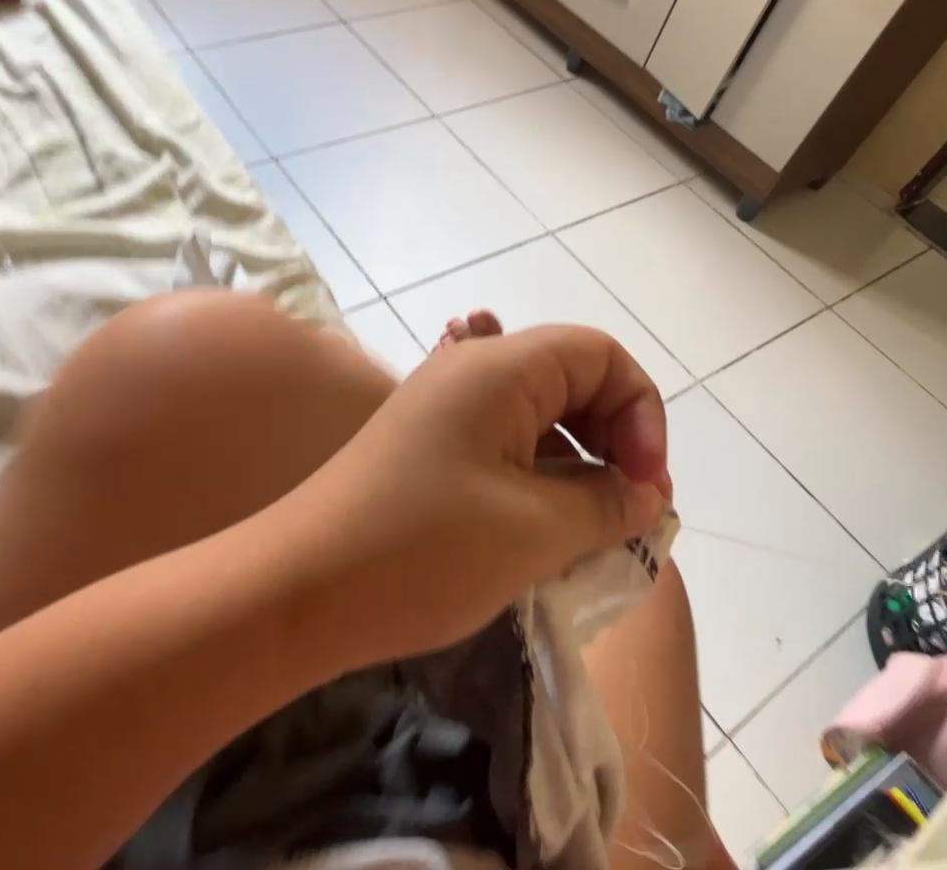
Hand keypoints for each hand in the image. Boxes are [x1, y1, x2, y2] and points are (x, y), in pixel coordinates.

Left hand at [265, 325, 671, 670]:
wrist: (299, 590)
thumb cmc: (422, 550)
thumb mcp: (534, 531)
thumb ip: (606, 504)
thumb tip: (644, 494)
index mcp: (499, 369)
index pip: (600, 355)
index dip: (641, 413)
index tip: (647, 487)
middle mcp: (470, 375)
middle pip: (571, 382)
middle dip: (615, 440)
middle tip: (630, 511)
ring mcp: (443, 414)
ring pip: (538, 422)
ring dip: (578, 469)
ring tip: (593, 532)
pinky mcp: (427, 452)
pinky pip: (504, 451)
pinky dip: (538, 484)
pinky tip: (547, 535)